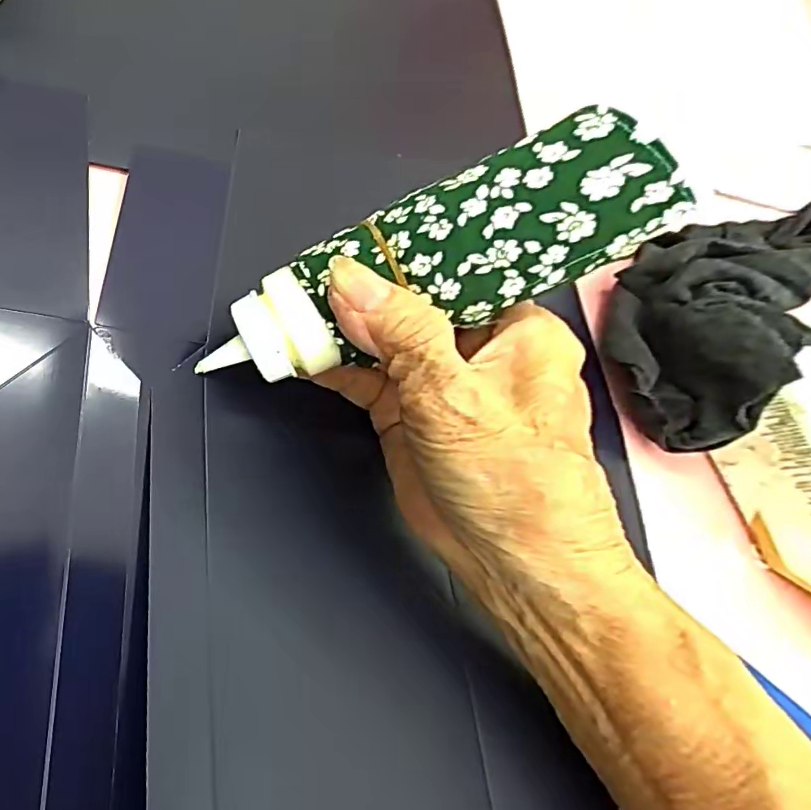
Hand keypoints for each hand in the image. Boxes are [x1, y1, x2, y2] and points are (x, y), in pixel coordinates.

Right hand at [310, 256, 639, 601]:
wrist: (510, 561)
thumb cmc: (520, 485)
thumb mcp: (454, 395)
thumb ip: (401, 332)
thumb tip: (352, 280)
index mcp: (515, 334)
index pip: (452, 276)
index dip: (401, 260)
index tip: (352, 249)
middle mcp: (473, 354)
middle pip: (404, 309)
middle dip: (355, 298)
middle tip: (305, 282)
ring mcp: (434, 385)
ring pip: (375, 343)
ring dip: (334, 333)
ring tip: (289, 315)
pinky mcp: (404, 413)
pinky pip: (359, 378)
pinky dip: (328, 367)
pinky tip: (300, 355)